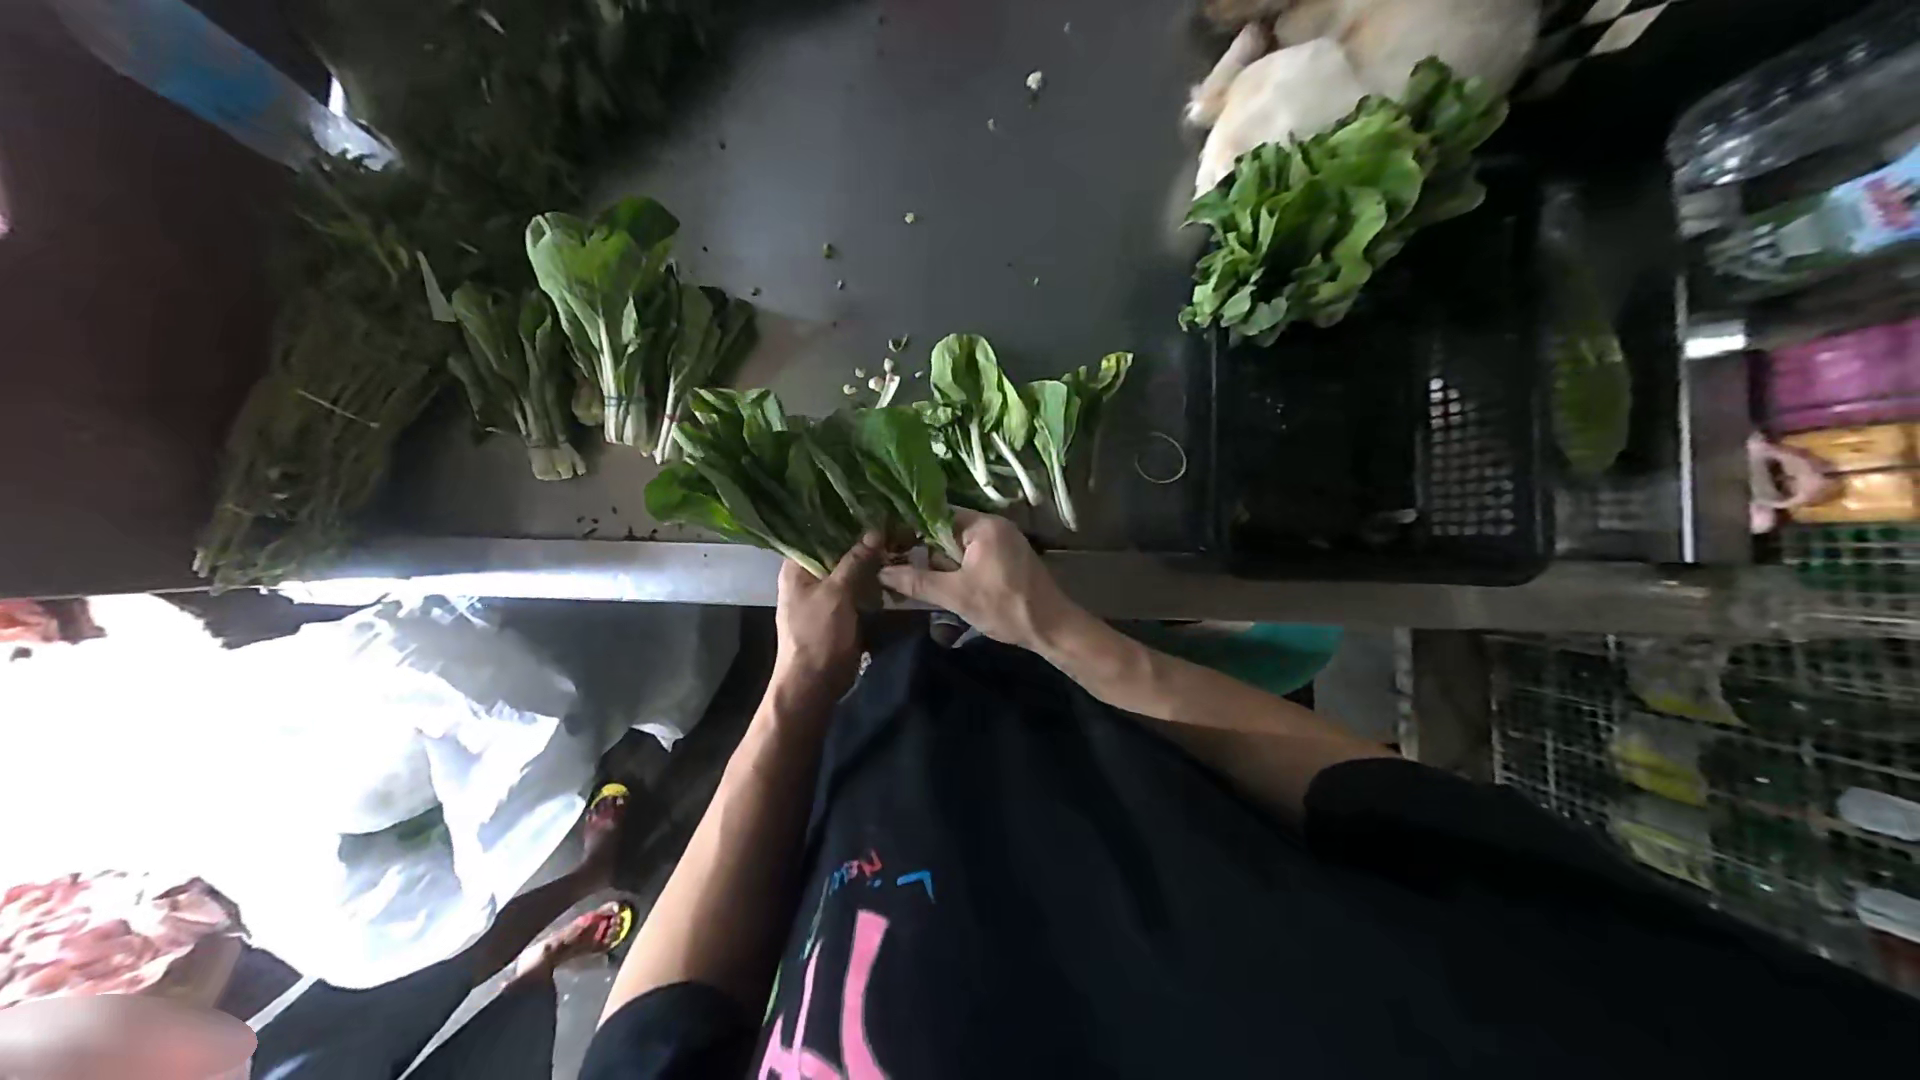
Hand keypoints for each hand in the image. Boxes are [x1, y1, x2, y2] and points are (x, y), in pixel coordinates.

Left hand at [772, 532, 884, 700]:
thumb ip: (855, 561)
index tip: (868, 504)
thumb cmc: (817, 634)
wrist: (814, 682)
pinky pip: (857, 588)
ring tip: (898, 538)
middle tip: (891, 520)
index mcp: (796, 567)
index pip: (816, 532)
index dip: (840, 519)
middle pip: (836, 550)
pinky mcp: (840, 610)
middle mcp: (808, 576)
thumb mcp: (836, 593)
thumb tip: (875, 530)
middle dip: (861, 539)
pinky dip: (872, 580)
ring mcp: (825, 594)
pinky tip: (894, 567)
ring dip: (870, 560)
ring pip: (849, 569)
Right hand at [879, 511, 1085, 653]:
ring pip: (961, 547)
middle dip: (929, 553)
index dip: (913, 533)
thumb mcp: (956, 596)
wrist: (1052, 628)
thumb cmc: (1004, 607)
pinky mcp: (1010, 559)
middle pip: (948, 532)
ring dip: (944, 565)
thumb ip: (917, 581)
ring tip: (924, 582)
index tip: (892, 549)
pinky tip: (950, 587)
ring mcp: (1005, 542)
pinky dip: (961, 569)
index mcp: (984, 525)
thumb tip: (882, 572)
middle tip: (905, 571)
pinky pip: (976, 556)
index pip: (937, 517)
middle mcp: (996, 526)